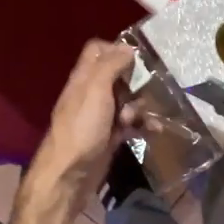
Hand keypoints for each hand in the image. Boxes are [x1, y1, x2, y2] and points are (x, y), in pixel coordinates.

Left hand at [23, 41, 135, 213]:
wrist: (69, 175)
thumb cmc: (82, 129)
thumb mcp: (95, 90)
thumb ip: (110, 66)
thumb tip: (127, 47)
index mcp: (83, 78)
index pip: (96, 51)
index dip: (116, 49)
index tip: (138, 58)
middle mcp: (90, 95)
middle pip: (116, 76)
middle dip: (135, 81)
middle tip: (148, 88)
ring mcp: (99, 117)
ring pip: (125, 102)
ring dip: (140, 106)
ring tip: (147, 116)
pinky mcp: (109, 138)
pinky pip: (129, 125)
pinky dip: (142, 125)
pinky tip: (154, 130)